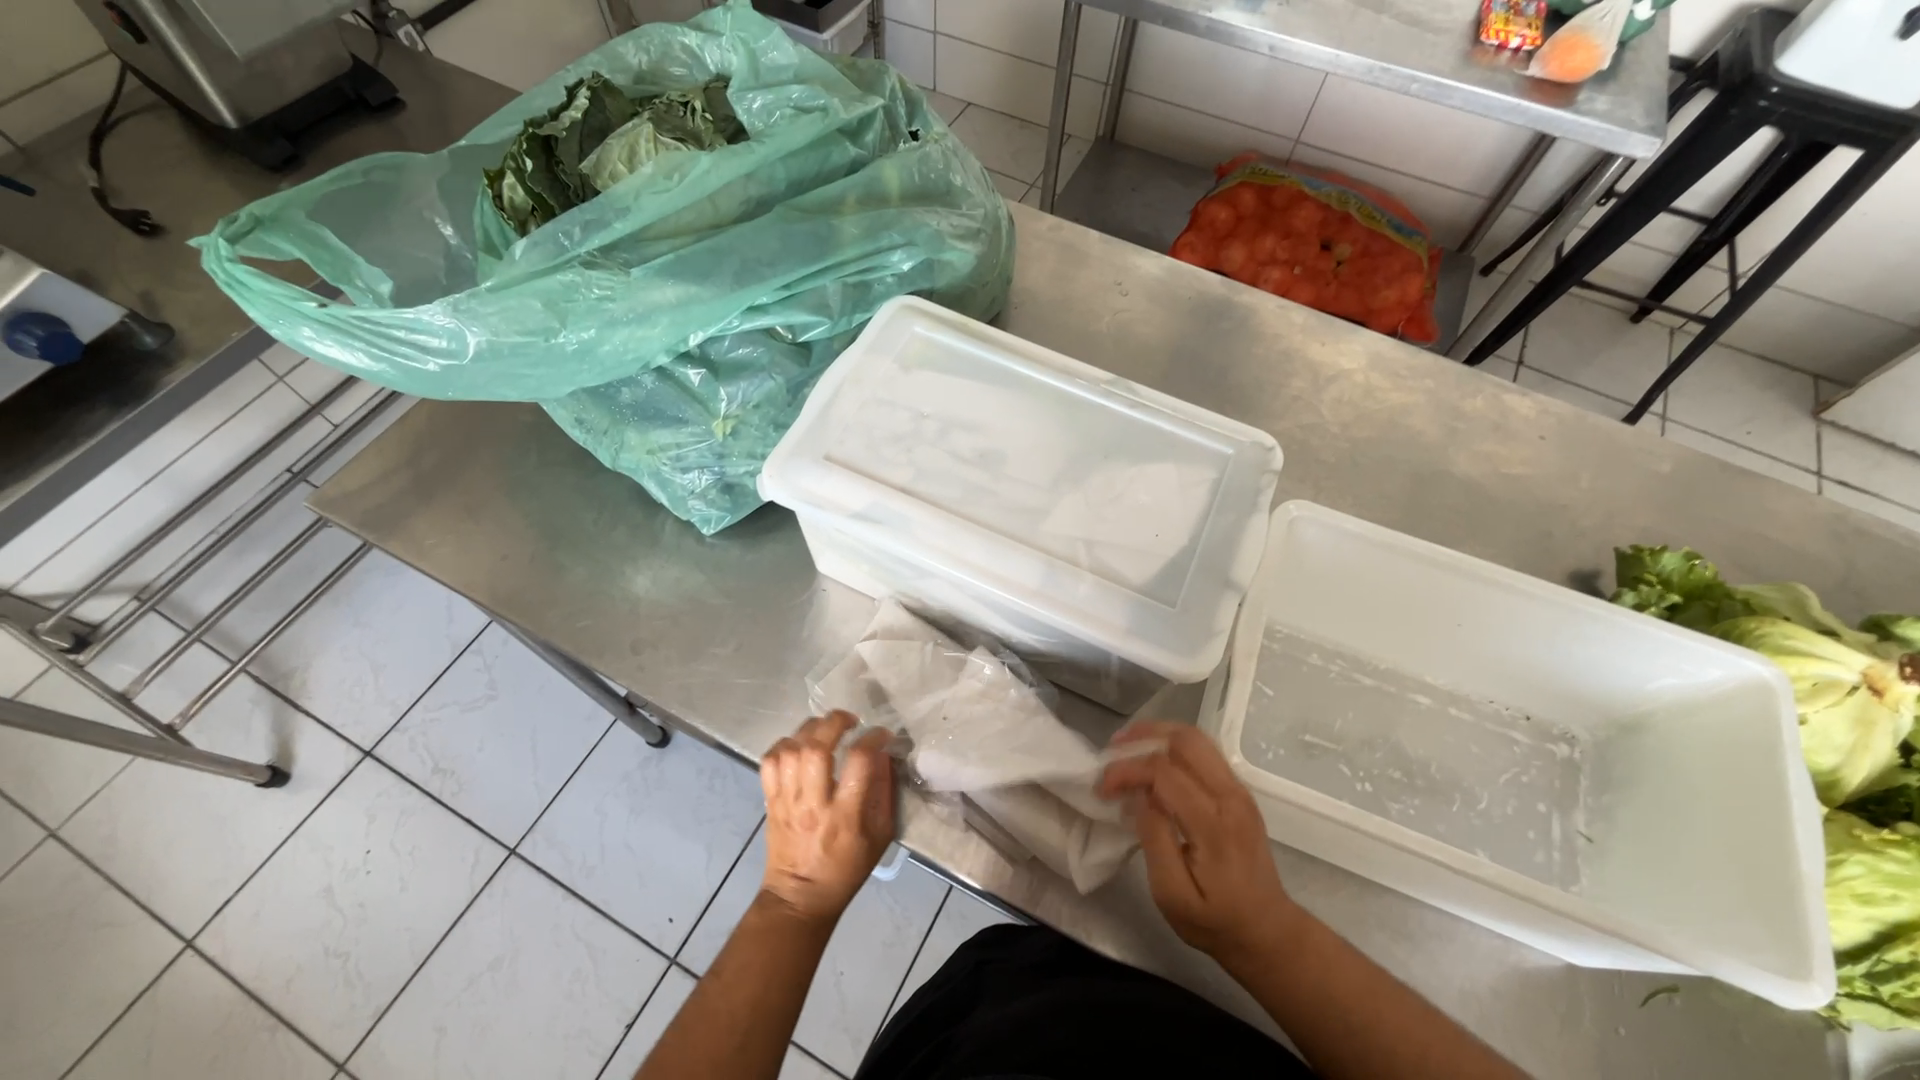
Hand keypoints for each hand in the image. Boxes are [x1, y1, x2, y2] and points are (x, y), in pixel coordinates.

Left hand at [758, 711, 895, 923]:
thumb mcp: (880, 836)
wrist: (800, 896)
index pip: (859, 761)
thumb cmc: (847, 868)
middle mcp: (814, 803)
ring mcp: (788, 800)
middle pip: (817, 747)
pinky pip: (770, 761)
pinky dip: (783, 745)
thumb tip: (883, 755)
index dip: (872, 738)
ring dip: (809, 730)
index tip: (881, 734)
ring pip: (791, 750)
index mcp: (846, 815)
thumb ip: (884, 793)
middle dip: (835, 723)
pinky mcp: (770, 801)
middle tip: (849, 720)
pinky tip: (798, 745)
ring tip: (824, 729)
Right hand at [1098, 720, 1299, 959]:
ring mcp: (1240, 792)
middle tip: (1112, 750)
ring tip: (1128, 748)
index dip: (1127, 770)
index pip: (1164, 771)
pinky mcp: (1240, 795)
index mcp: (1213, 824)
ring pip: (1198, 740)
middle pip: (1186, 741)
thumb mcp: (1172, 894)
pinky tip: (1153, 762)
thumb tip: (1140, 796)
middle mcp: (1231, 798)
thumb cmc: (1214, 920)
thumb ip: (1154, 839)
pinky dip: (1174, 748)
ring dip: (1159, 737)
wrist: (1266, 930)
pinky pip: (1206, 754)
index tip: (1103, 789)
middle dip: (1143, 737)